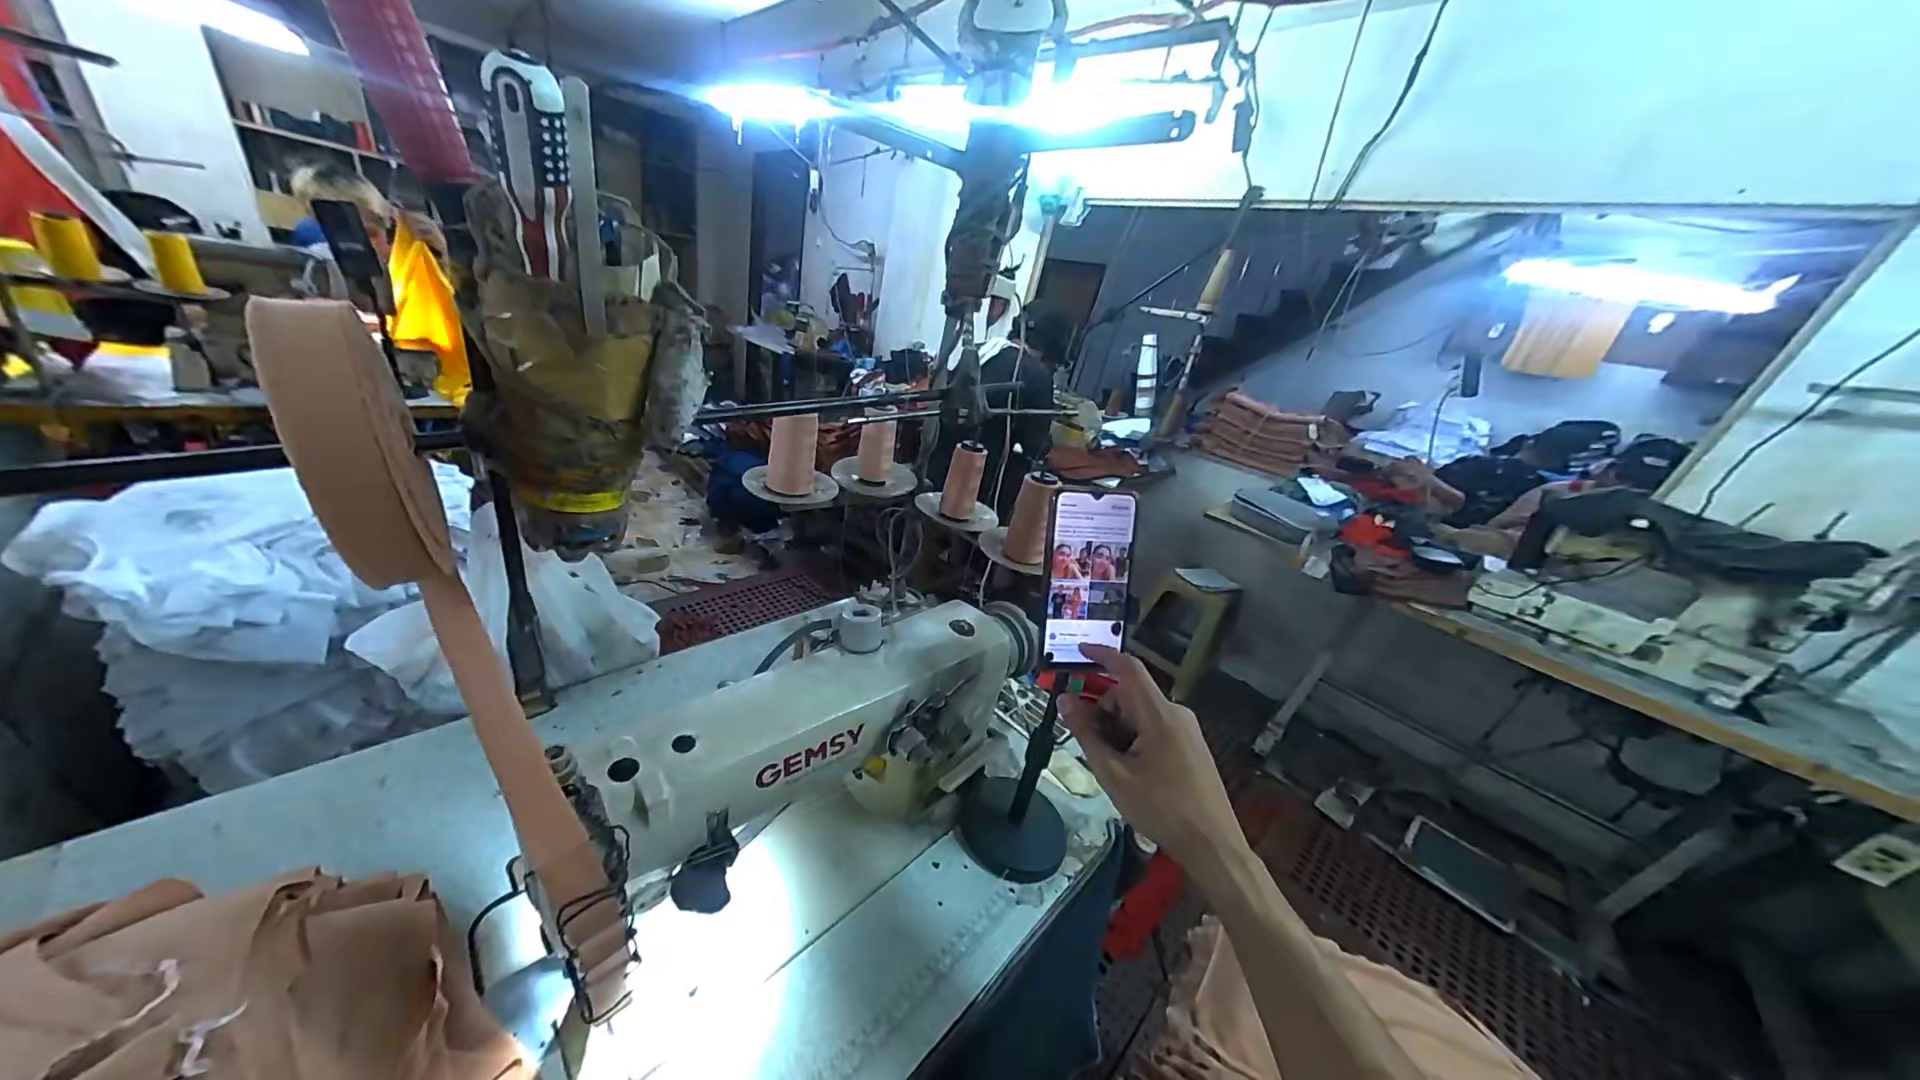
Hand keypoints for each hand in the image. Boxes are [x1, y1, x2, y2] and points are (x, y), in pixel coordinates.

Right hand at [1057, 645, 1245, 871]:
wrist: (1214, 847)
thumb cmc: (1162, 810)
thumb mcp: (1114, 774)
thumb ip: (1087, 734)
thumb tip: (1065, 700)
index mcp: (1160, 715)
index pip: (1128, 668)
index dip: (1101, 655)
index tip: (1076, 650)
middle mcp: (1176, 713)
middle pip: (1129, 695)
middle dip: (1103, 711)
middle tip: (1089, 744)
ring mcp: (1186, 730)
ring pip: (1139, 714)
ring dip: (1117, 730)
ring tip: (1113, 768)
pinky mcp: (1190, 745)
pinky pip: (1153, 728)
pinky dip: (1133, 739)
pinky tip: (1130, 771)